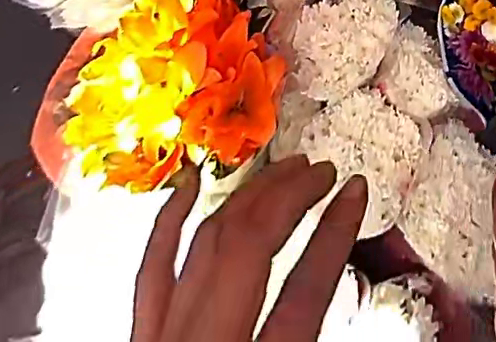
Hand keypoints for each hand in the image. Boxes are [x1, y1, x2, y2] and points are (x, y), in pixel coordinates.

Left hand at [133, 156, 367, 341]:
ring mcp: (163, 335)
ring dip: (250, 197)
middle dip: (291, 197)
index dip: (335, 234)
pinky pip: (152, 265)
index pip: (305, 293)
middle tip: (322, 170)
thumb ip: (314, 329)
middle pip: (250, 247)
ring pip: (208, 241)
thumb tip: (335, 273)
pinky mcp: (139, 334)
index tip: (356, 189)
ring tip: (283, 171)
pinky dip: (172, 218)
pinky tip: (192, 181)